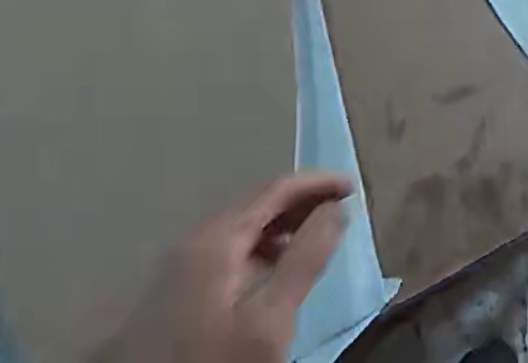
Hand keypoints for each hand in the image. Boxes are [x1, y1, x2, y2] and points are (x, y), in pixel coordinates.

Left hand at [91, 172, 351, 362]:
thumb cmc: (211, 362)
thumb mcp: (269, 321)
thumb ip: (305, 259)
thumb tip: (336, 210)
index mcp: (217, 237)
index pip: (277, 188)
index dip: (319, 182)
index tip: (354, 188)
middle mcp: (195, 239)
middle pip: (259, 201)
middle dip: (303, 199)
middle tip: (341, 207)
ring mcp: (179, 264)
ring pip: (243, 224)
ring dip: (283, 222)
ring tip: (315, 234)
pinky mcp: (173, 289)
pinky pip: (229, 245)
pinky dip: (262, 243)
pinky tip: (274, 267)